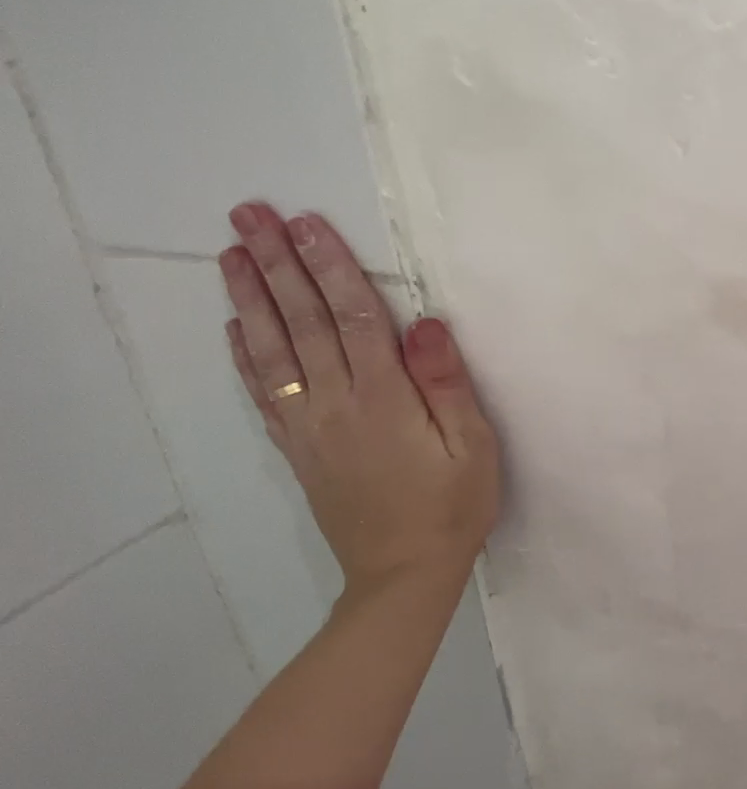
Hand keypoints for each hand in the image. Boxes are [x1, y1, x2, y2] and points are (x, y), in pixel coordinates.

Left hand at [220, 201, 499, 597]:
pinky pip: (265, 392)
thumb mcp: (473, 444)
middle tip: (247, 216)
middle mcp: (335, 403)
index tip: (308, 224)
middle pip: (303, 323)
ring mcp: (310, 426)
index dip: (331, 268)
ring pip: (272, 350)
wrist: (404, 571)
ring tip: (230, 254)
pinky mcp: (299, 447)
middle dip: (277, 265)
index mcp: (384, 398)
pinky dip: (245, 355)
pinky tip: (236, 327)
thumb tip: (426, 324)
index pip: (355, 318)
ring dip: (251, 299)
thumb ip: (448, 383)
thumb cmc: (455, 504)